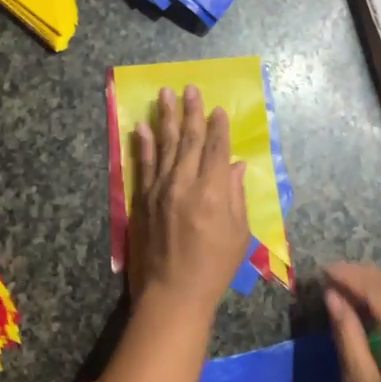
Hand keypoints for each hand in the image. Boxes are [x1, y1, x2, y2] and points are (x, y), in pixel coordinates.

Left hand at [128, 86, 249, 318]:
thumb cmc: (214, 267)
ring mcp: (161, 189)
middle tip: (190, 88)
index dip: (219, 127)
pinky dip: (142, 144)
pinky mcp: (143, 198)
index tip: (218, 108)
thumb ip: (236, 196)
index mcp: (214, 192)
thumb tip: (236, 166)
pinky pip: (143, 164)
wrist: (173, 293)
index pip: (218, 149)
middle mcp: (186, 183)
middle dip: (191, 112)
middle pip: (190, 140)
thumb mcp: (239, 234)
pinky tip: (141, 126)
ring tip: (164, 94)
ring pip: (165, 145)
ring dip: (166, 118)